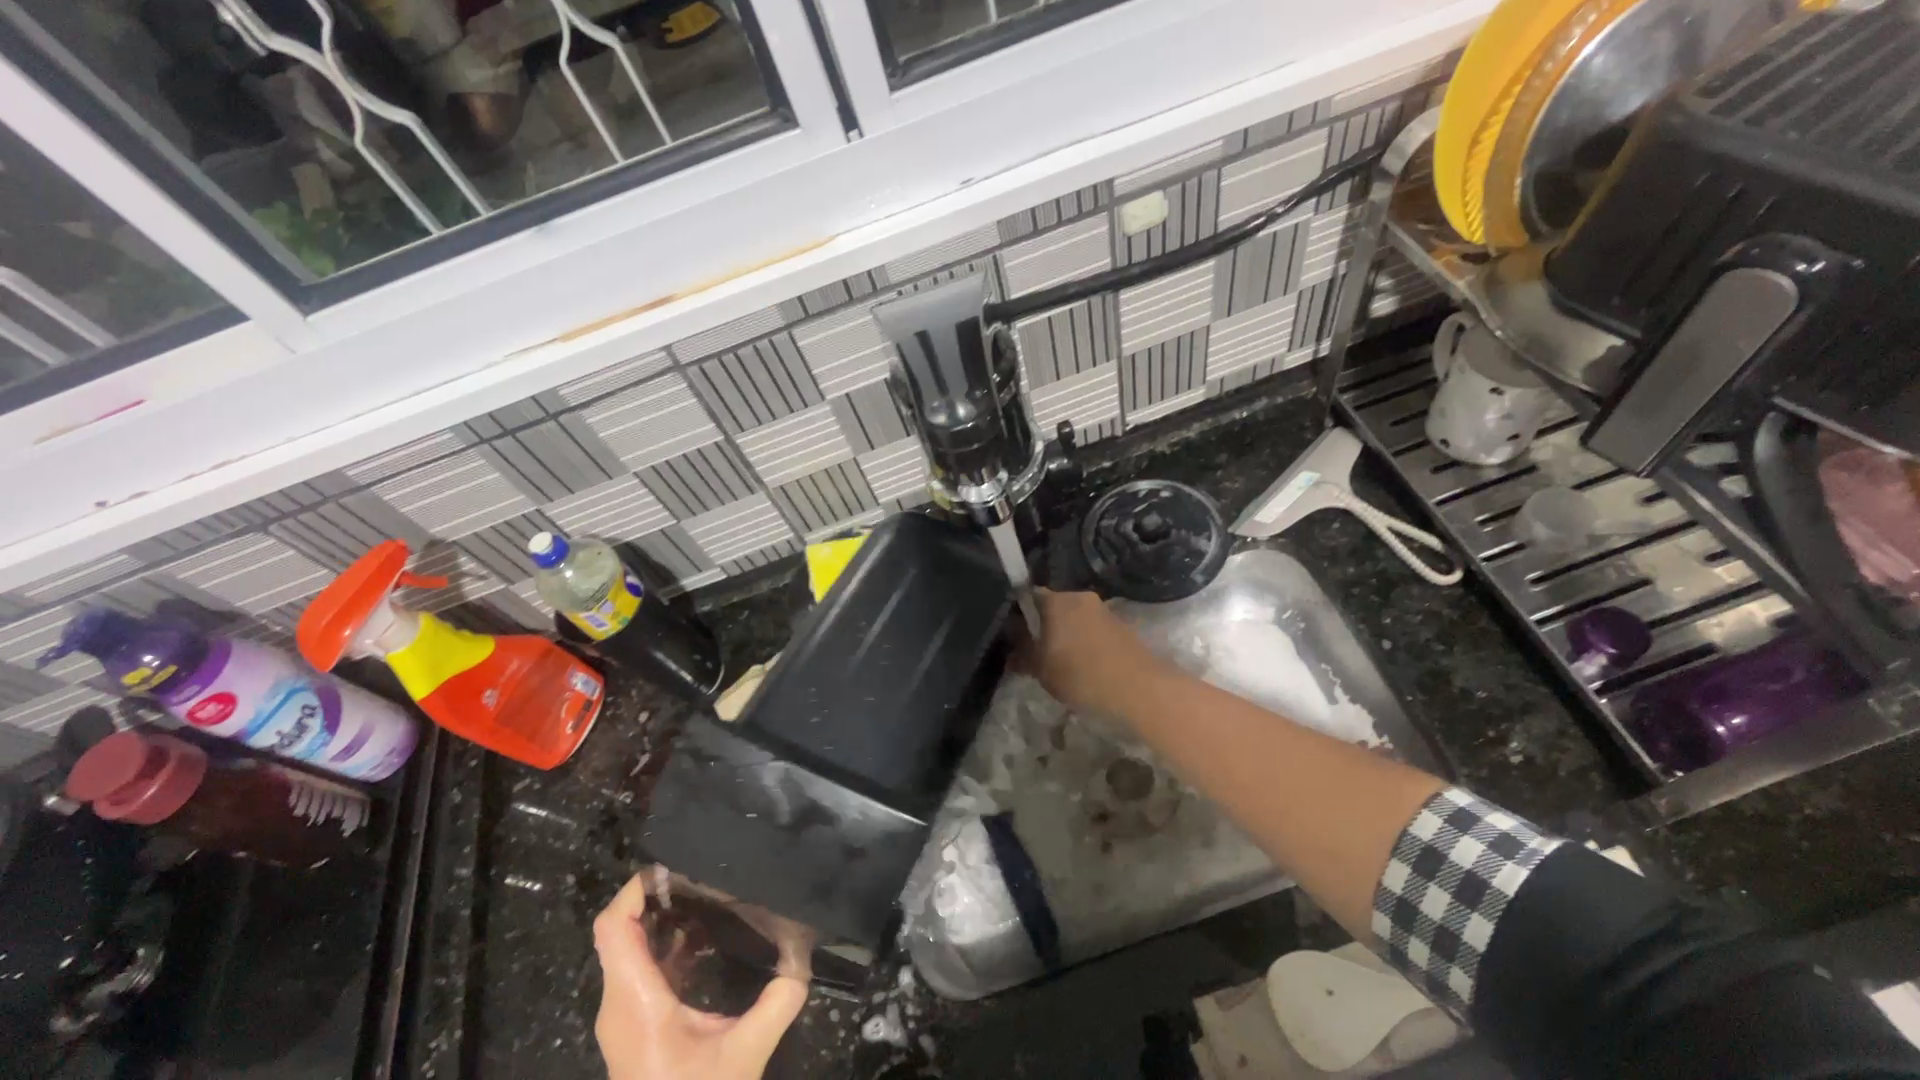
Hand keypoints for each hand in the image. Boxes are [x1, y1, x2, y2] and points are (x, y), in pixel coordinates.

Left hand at [593, 874, 809, 1079]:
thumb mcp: (745, 1054)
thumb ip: (777, 1004)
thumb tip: (801, 963)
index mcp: (636, 1001)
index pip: (613, 929)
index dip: (632, 891)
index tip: (667, 868)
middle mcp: (618, 1004)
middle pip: (618, 935)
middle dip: (652, 901)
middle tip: (695, 878)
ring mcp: (621, 1019)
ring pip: (627, 954)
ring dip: (658, 925)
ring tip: (701, 902)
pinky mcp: (631, 1030)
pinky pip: (638, 975)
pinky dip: (663, 951)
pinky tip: (700, 945)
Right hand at [1015, 588, 1170, 713]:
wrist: (1138, 687)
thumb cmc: (1080, 675)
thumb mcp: (1041, 670)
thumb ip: (1022, 655)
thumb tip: (1011, 649)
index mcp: (1056, 601)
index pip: (1029, 597)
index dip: (1019, 615)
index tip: (1015, 636)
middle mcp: (1080, 597)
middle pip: (1054, 607)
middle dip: (1044, 627)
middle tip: (1037, 653)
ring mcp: (1104, 610)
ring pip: (1076, 619)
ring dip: (1067, 635)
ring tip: (1063, 664)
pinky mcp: (1122, 625)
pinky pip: (1094, 630)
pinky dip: (1086, 643)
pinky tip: (1086, 666)